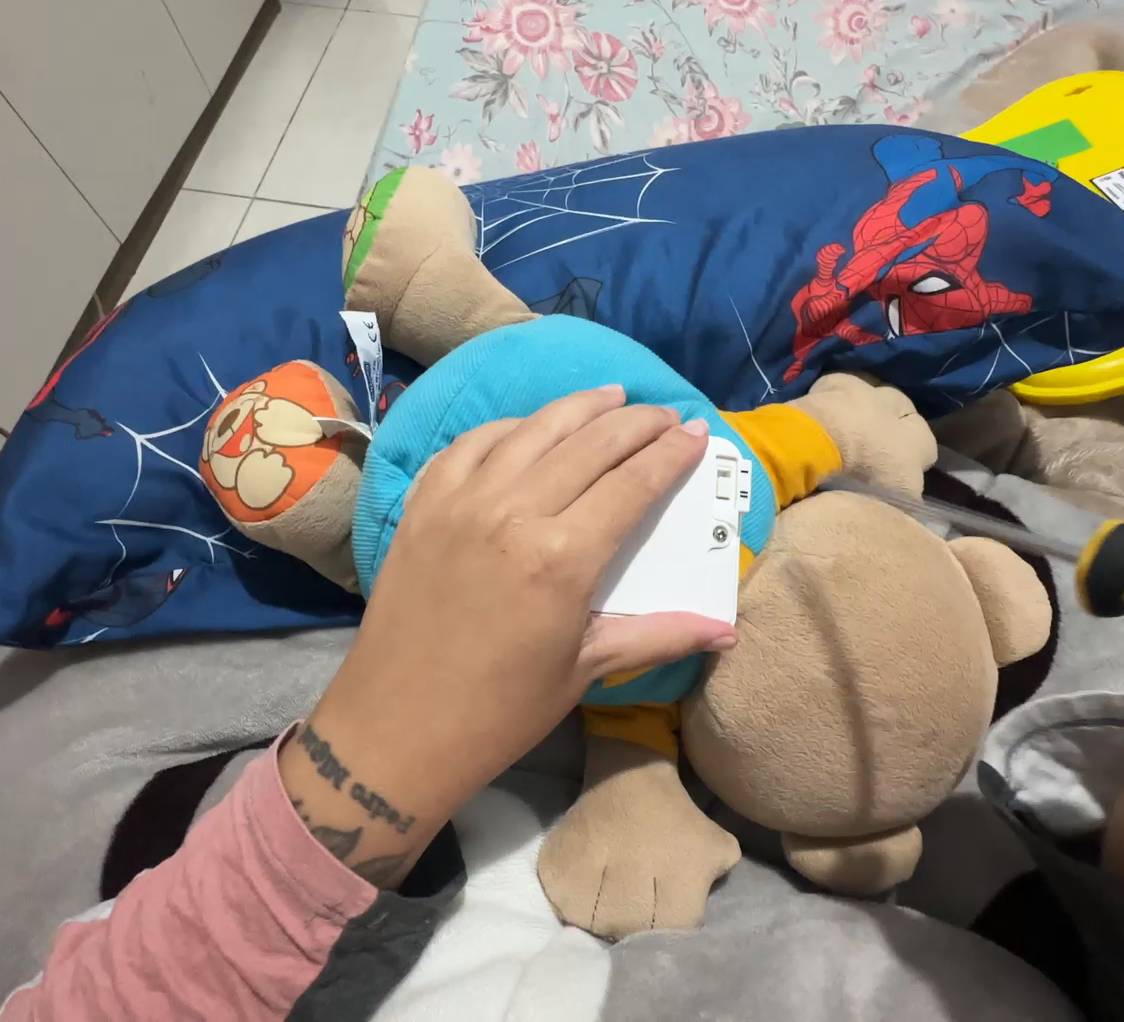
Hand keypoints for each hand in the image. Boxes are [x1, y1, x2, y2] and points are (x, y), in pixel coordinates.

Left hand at [276, 386, 736, 885]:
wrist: (395, 728)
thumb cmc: (500, 710)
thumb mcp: (585, 670)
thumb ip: (659, 636)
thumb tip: (728, 631)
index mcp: (563, 556)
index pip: (632, 483)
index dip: (670, 453)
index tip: (695, 431)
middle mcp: (514, 511)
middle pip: (590, 443)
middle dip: (636, 422)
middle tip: (663, 413)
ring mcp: (462, 500)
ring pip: (533, 429)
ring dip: (578, 407)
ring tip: (611, 396)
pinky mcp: (422, 503)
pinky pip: (471, 443)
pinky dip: (510, 427)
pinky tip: (530, 425)